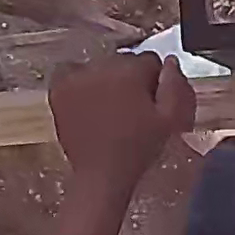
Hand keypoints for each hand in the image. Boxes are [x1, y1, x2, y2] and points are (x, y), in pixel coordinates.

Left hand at [49, 53, 195, 189]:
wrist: (102, 173)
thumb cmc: (139, 148)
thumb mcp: (170, 120)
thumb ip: (175, 86)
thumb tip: (170, 61)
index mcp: (131, 71)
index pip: (149, 61)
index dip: (154, 82)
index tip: (152, 102)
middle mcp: (101, 66)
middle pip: (123, 62)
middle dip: (129, 80)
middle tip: (132, 109)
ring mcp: (76, 77)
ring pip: (99, 68)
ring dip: (106, 81)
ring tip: (109, 109)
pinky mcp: (59, 90)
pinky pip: (72, 74)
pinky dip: (80, 84)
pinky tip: (88, 104)